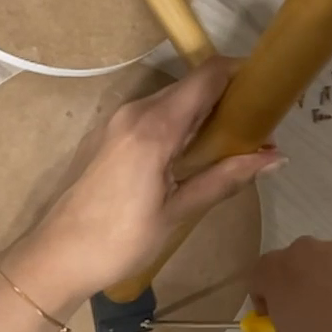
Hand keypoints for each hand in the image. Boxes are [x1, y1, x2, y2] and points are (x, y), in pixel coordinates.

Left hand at [4, 57, 282, 314]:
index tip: (269, 93)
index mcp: (154, 126)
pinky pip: (150, 118)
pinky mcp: (105, 137)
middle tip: (257, 130)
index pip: (206, 76)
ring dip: (201, 115)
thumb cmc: (120, 240)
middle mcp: (133, 112)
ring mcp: (115, 123)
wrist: (57, 257)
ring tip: (230, 146)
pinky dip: (177, 126)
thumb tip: (274, 157)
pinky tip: (191, 156)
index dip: (241, 74)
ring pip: (169, 102)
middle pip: (190, 87)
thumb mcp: (178, 211)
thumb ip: (225, 178)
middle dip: (226, 99)